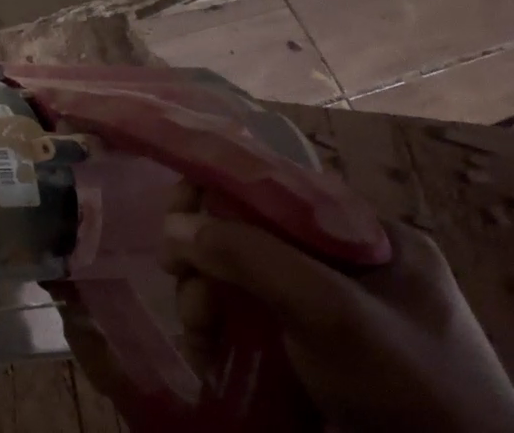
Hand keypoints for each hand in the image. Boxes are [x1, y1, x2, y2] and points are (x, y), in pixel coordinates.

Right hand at [64, 184, 513, 432]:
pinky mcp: (302, 349)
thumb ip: (250, 256)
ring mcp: (323, 311)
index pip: (275, 191)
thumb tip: (171, 225)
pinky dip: (213, 332)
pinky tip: (207, 351)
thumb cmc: (408, 388)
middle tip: (180, 279)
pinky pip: (239, 320)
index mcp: (373, 240)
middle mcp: (345, 266)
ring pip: (233, 280)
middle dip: (204, 260)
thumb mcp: (332, 312)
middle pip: (243, 236)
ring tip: (202, 335)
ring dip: (201, 302)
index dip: (216, 197)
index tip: (176, 219)